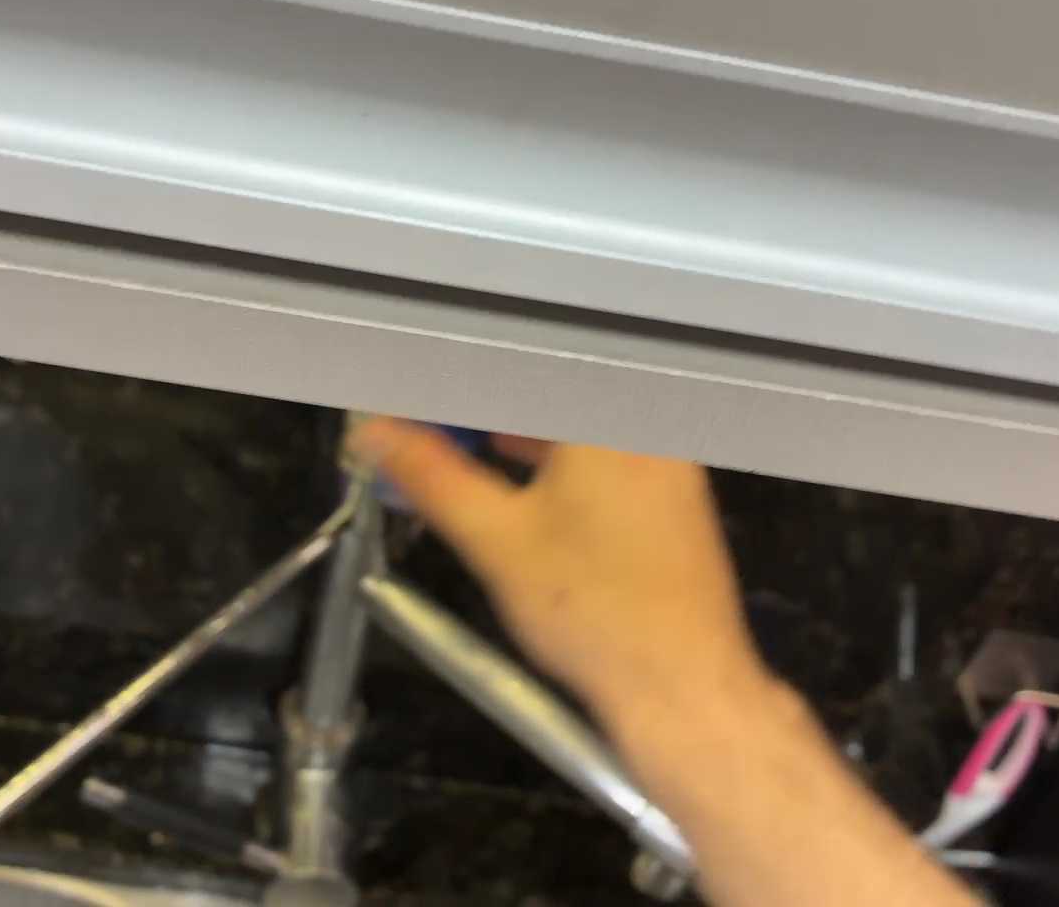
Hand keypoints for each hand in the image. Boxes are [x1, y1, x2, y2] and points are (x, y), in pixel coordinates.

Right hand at [346, 418, 766, 723]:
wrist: (684, 685)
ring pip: (580, 421)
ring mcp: (667, 458)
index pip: (520, 373)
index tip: (417, 397)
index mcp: (605, 419)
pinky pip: (605, 447)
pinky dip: (559, 451)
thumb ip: (432, 477)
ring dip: (522, 426)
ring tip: (468, 434)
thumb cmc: (589, 608)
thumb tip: (375, 436)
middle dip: (488, 399)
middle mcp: (645, 424)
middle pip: (552, 391)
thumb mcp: (495, 539)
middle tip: (436, 413)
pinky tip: (526, 468)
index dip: (461, 382)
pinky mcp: (673, 492)